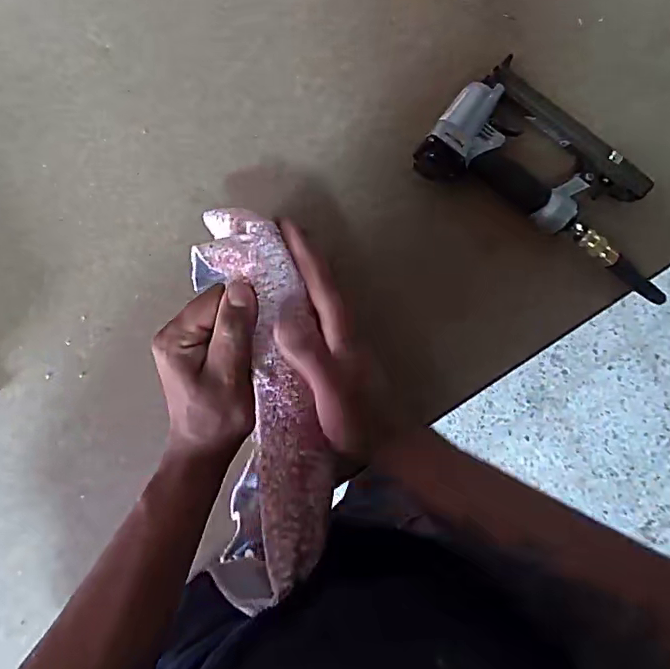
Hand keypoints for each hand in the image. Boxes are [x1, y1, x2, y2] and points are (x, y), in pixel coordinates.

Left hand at [151, 280, 257, 469]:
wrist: (205, 451)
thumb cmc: (217, 420)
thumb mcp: (229, 375)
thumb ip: (233, 331)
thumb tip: (242, 287)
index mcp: (175, 336)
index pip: (218, 297)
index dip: (246, 306)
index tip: (266, 325)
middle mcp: (174, 332)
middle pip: (220, 303)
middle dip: (245, 317)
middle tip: (263, 342)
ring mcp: (184, 341)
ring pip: (224, 315)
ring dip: (245, 328)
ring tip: (258, 349)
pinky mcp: (196, 350)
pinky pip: (224, 328)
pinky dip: (241, 337)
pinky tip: (250, 353)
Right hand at [276, 220, 401, 470]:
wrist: (388, 443)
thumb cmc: (358, 420)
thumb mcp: (330, 387)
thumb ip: (309, 352)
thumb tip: (283, 313)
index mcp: (341, 332)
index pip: (321, 284)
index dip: (305, 253)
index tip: (286, 225)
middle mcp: (344, 330)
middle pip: (323, 283)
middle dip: (304, 255)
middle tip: (282, 232)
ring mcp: (344, 343)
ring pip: (322, 298)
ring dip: (305, 275)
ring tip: (283, 259)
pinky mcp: (340, 357)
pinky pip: (318, 317)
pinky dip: (304, 301)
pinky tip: (293, 308)